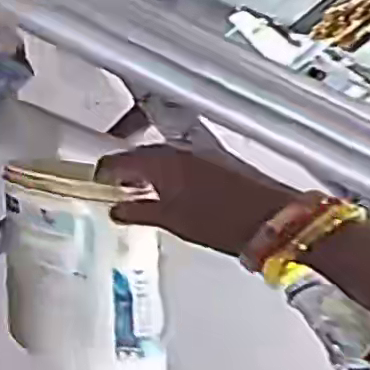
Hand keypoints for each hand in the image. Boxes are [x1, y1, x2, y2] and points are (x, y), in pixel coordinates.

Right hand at [95, 145, 296, 256]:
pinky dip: (162, 170)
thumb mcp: (171, 220)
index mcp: (156, 160)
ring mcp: (192, 151)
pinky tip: (164, 189)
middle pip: (135, 153)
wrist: (272, 220)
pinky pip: (173, 159)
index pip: (116, 159)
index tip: (96, 182)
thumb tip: (117, 211)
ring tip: (136, 190)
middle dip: (122, 169)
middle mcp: (172, 148)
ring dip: (143, 169)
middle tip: (112, 187)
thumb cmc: (221, 220)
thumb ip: (138, 212)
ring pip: (155, 155)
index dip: (103, 172)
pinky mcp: (209, 159)